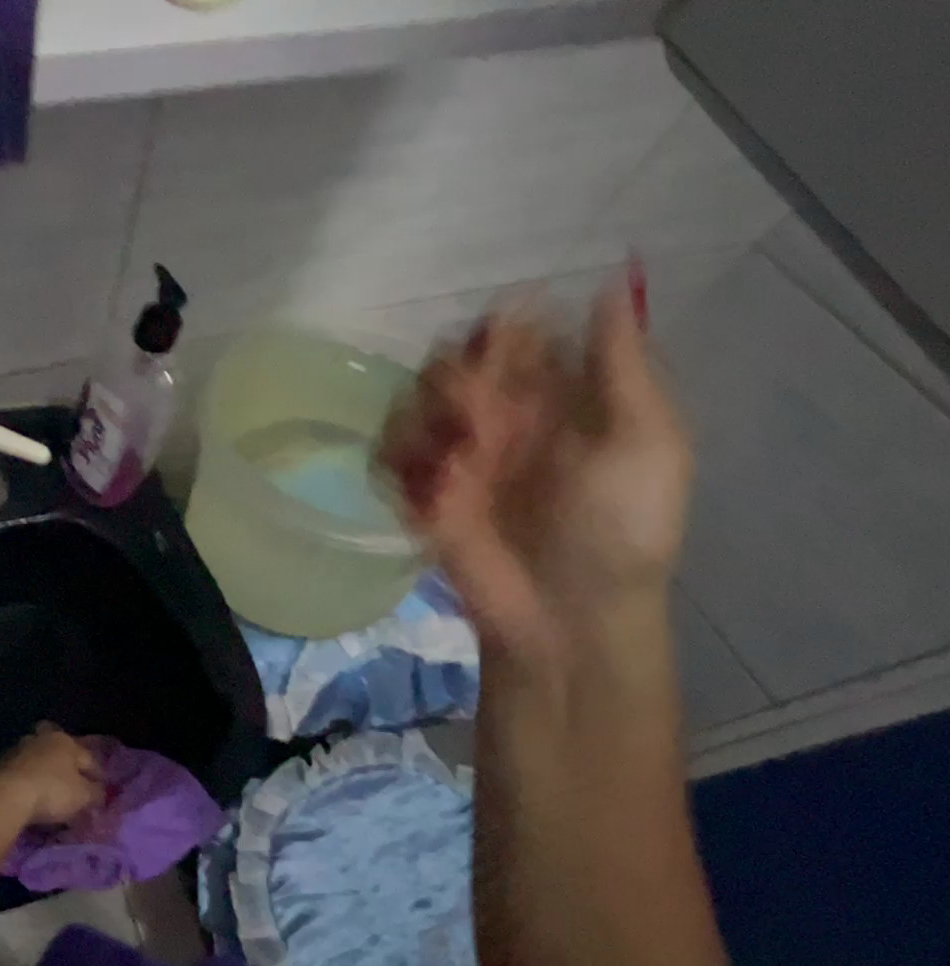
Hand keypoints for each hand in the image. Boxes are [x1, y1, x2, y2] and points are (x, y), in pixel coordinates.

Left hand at [0, 724, 103, 826]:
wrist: (5, 796)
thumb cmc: (52, 792)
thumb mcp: (83, 796)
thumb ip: (95, 792)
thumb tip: (98, 791)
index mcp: (65, 741)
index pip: (88, 758)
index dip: (98, 775)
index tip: (101, 791)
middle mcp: (41, 739)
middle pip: (59, 749)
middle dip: (67, 762)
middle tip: (72, 780)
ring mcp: (18, 750)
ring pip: (38, 758)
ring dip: (45, 770)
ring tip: (50, 790)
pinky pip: (21, 772)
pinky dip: (28, 780)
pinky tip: (30, 794)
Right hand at [378, 267, 691, 659]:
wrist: (567, 615)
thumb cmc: (620, 530)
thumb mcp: (646, 442)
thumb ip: (622, 366)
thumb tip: (609, 285)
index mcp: (555, 399)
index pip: (514, 336)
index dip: (502, 331)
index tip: (504, 347)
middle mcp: (498, 419)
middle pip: (450, 362)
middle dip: (456, 377)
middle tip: (477, 414)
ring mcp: (453, 458)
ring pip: (409, 402)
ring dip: (424, 420)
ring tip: (456, 462)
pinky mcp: (417, 495)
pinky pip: (384, 454)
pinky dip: (395, 459)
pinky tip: (428, 484)